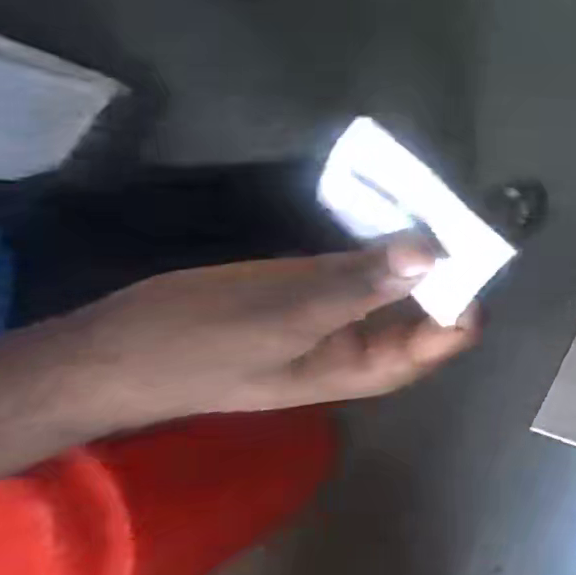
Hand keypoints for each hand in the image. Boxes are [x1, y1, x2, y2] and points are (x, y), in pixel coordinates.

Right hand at [59, 239, 479, 427]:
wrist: (103, 356)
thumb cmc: (199, 340)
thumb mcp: (287, 310)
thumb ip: (362, 283)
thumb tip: (433, 252)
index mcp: (377, 366)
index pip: (453, 332)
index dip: (469, 289)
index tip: (472, 242)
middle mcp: (373, 349)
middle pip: (435, 307)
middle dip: (447, 265)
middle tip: (452, 212)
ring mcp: (345, 326)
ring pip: (404, 288)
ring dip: (418, 254)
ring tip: (431, 207)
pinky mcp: (317, 304)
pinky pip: (369, 277)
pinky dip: (382, 252)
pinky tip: (390, 219)